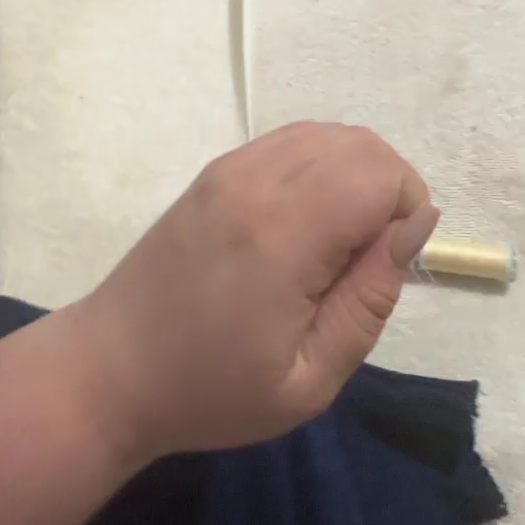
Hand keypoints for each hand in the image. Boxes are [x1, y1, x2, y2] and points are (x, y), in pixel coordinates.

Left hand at [68, 121, 437, 458]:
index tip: (382, 267)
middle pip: (359, 144)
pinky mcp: (213, 171)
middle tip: (363, 259)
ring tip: (334, 241)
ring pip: (326, 134)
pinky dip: (318, 166)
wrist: (110, 369)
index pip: (379, 173)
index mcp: (281, 233)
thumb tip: (414, 225)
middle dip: (388, 190)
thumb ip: (370, 298)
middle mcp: (255, 181)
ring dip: (353, 175)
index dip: (406, 213)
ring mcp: (228, 168)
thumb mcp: (309, 378)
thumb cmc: (211, 390)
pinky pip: (289, 141)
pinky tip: (303, 221)